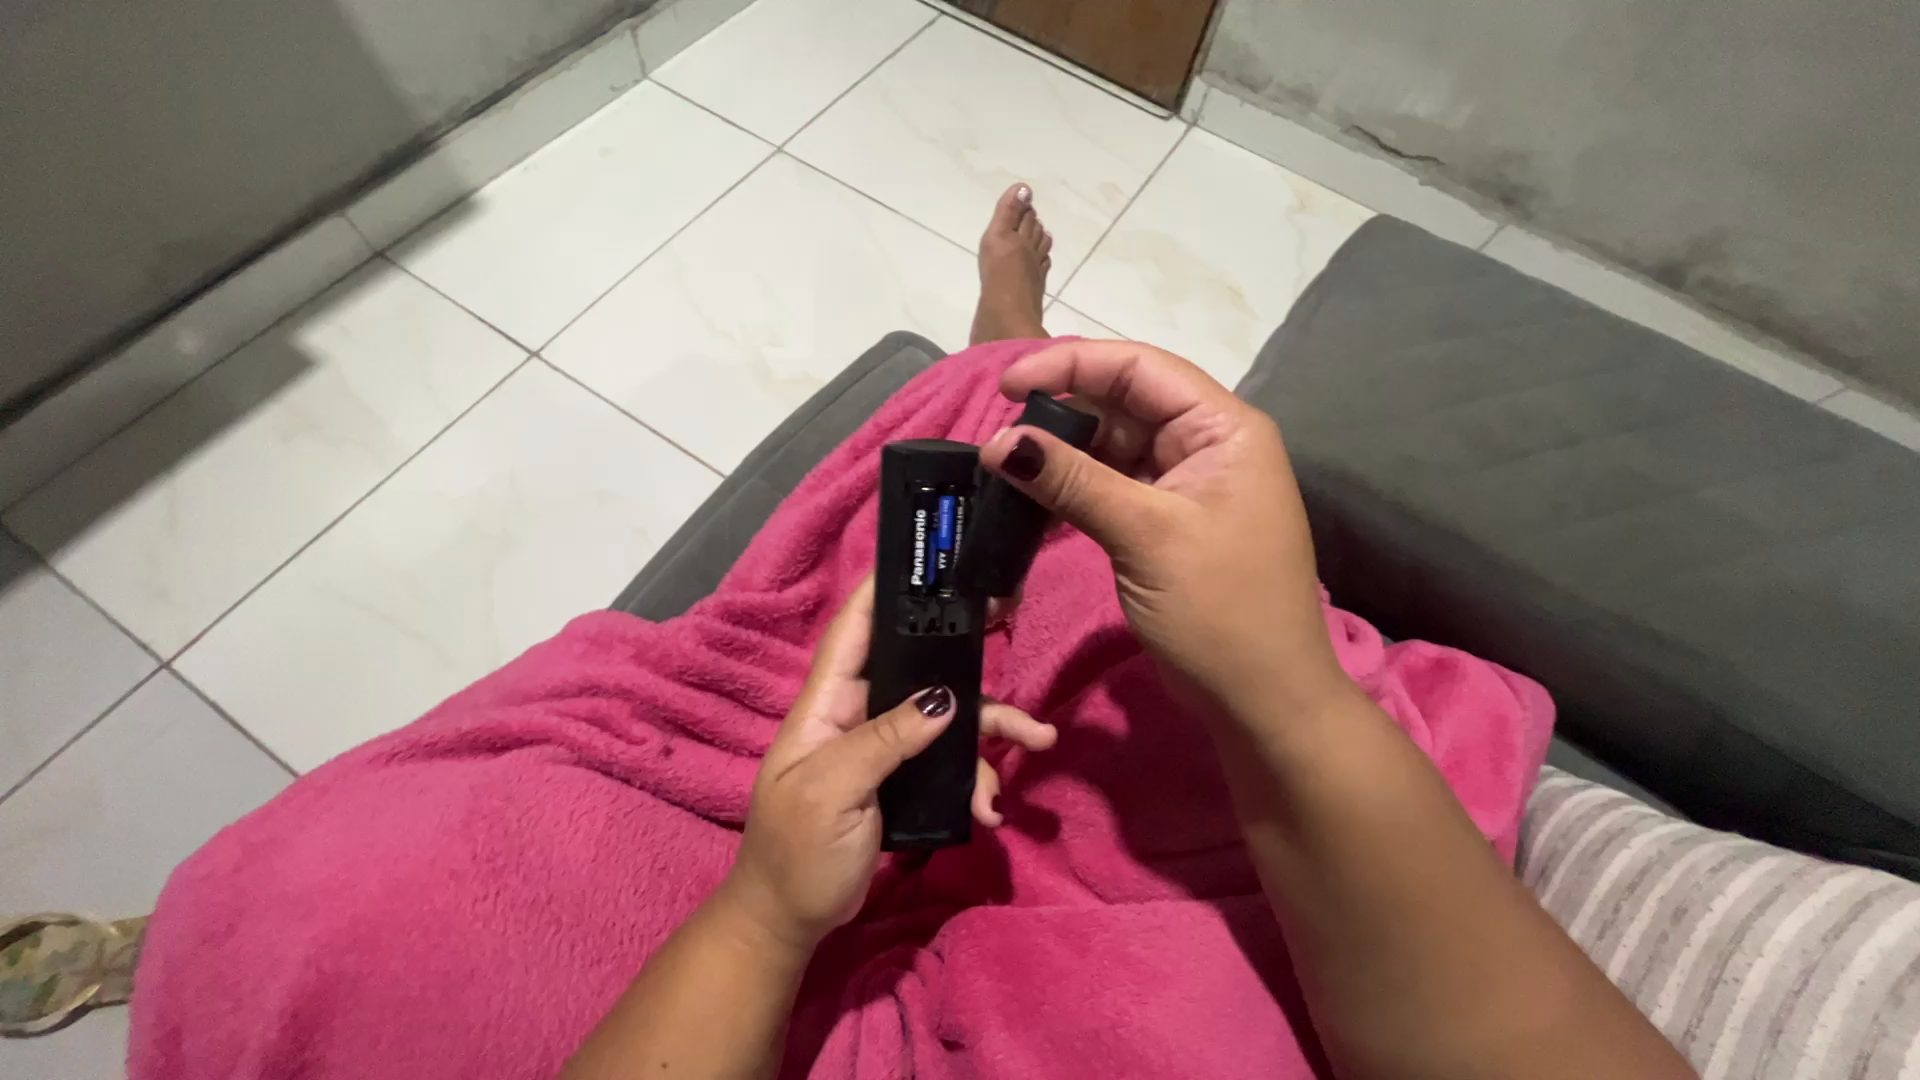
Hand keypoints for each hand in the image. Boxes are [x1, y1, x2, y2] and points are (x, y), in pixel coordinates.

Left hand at [722, 576, 1055, 949]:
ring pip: (947, 717)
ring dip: (991, 729)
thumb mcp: (833, 792)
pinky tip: (990, 809)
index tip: (921, 561)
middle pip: (918, 669)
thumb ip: (885, 740)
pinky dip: (976, 778)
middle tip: (1011, 624)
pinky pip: (951, 763)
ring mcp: (885, 748)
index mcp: (826, 705)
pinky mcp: (906, 780)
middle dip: (967, 659)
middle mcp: (859, 715)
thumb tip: (945, 698)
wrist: (793, 920)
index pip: (852, 632)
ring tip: (1037, 741)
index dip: (880, 593)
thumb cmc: (796, 850)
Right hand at [977, 339, 1351, 718]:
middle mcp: (1206, 444)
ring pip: (1111, 446)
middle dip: (1060, 413)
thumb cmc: (1219, 609)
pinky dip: (1073, 490)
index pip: (1140, 367)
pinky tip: (1033, 501)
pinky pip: (1110, 487)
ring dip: (1061, 455)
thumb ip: (1071, 481)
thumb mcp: (1144, 535)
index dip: (1070, 364)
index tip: (1005, 387)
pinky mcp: (1164, 522)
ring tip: (1007, 471)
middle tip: (1000, 439)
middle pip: (1123, 403)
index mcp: (1223, 428)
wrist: (1260, 698)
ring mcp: (1185, 485)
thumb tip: (997, 443)